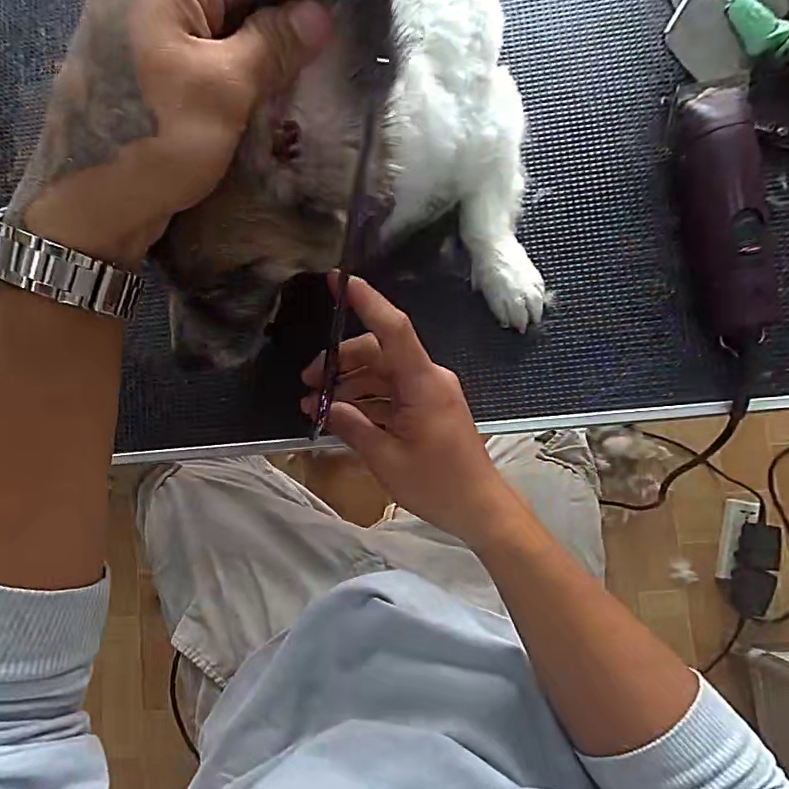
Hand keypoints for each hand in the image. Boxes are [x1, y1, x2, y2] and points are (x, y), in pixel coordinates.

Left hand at [8, 0, 331, 264]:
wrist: (93, 207)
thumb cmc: (154, 140)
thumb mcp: (225, 89)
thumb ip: (274, 46)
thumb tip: (320, 15)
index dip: (291, 19)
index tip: (319, 65)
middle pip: (236, 6)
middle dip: (269, 53)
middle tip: (297, 98)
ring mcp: (140, 23)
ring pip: (223, 41)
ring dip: (251, 79)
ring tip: (275, 115)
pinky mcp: (144, 65)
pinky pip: (201, 66)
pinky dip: (227, 92)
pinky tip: (247, 121)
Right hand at [300, 277, 529, 547]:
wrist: (480, 508)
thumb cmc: (436, 484)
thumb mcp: (385, 459)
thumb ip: (353, 426)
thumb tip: (326, 406)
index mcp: (424, 384)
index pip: (394, 329)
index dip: (367, 301)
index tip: (339, 279)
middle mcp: (429, 379)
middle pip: (379, 352)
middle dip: (341, 361)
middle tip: (308, 382)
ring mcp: (430, 394)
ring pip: (382, 373)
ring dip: (350, 384)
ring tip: (317, 405)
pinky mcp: (429, 409)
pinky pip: (392, 392)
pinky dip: (367, 400)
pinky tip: (341, 414)